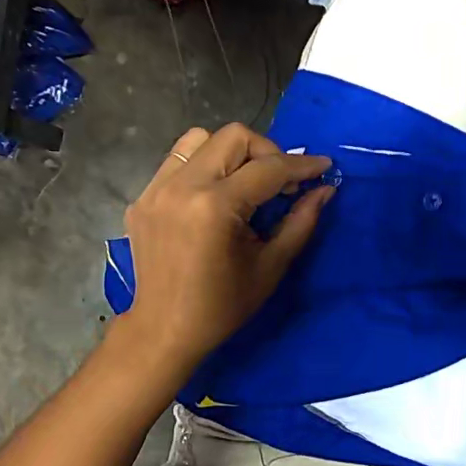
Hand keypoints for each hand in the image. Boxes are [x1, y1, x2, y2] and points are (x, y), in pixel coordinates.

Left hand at [120, 124, 334, 362]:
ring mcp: (155, 190)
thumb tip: (324, 189)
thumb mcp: (270, 266)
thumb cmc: (222, 306)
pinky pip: (175, 163)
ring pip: (198, 140)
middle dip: (265, 152)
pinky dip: (200, 169)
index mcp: (214, 207)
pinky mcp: (141, 198)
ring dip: (228, 153)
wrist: (164, 329)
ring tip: (242, 183)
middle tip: (279, 182)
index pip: (267, 168)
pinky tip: (211, 198)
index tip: (321, 167)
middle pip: (232, 136)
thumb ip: (300, 222)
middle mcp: (181, 187)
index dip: (301, 166)